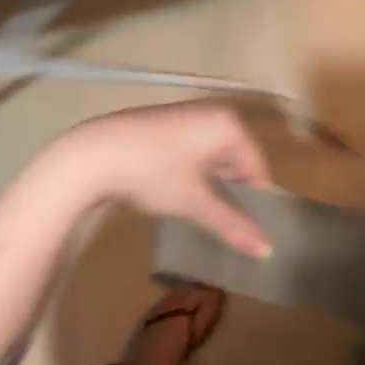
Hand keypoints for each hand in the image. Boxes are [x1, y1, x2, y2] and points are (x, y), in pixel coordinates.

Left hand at [38, 102, 273, 258]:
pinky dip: (195, 175)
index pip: (258, 169)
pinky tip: (180, 196)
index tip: (246, 233)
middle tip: (223, 228)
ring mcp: (191, 116)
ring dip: (212, 187)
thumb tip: (267, 251)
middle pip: (238, 163)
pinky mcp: (170, 124)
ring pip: (215, 160)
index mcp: (229, 124)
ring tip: (202, 216)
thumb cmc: (154, 172)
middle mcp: (215, 113)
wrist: (97, 152)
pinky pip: (197, 153)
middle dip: (233, 195)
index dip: (255, 204)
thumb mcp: (195, 202)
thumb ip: (233, 224)